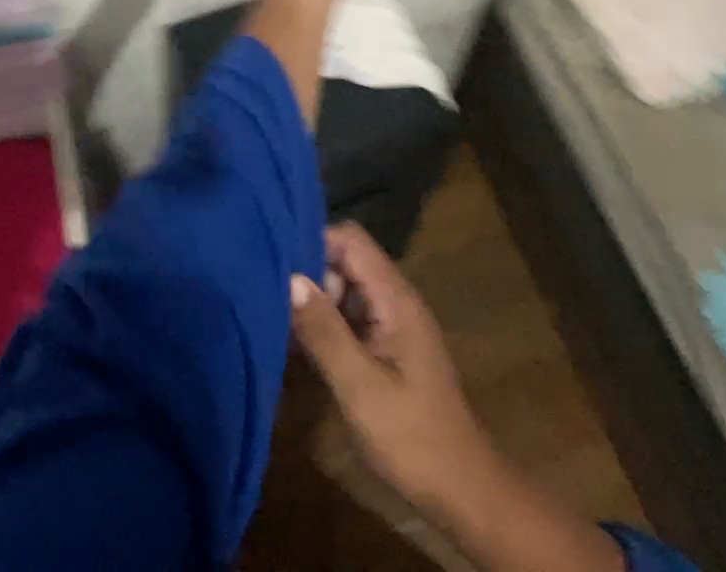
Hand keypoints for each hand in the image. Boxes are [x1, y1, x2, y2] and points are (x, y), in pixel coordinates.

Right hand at [291, 225, 632, 571]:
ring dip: (313, 304)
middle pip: (345, 262)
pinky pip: (349, 320)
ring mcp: (392, 325)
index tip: (272, 263)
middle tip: (267, 303)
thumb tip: (289, 278)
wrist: (458, 485)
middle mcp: (395, 301)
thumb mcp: (359, 384)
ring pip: (345, 292)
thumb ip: (324, 330)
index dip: (312, 243)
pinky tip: (294, 349)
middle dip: (308, 275)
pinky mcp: (386, 349)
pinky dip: (324, 327)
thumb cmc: (410, 435)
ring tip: (270, 322)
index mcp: (395, 299)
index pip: (351, 240)